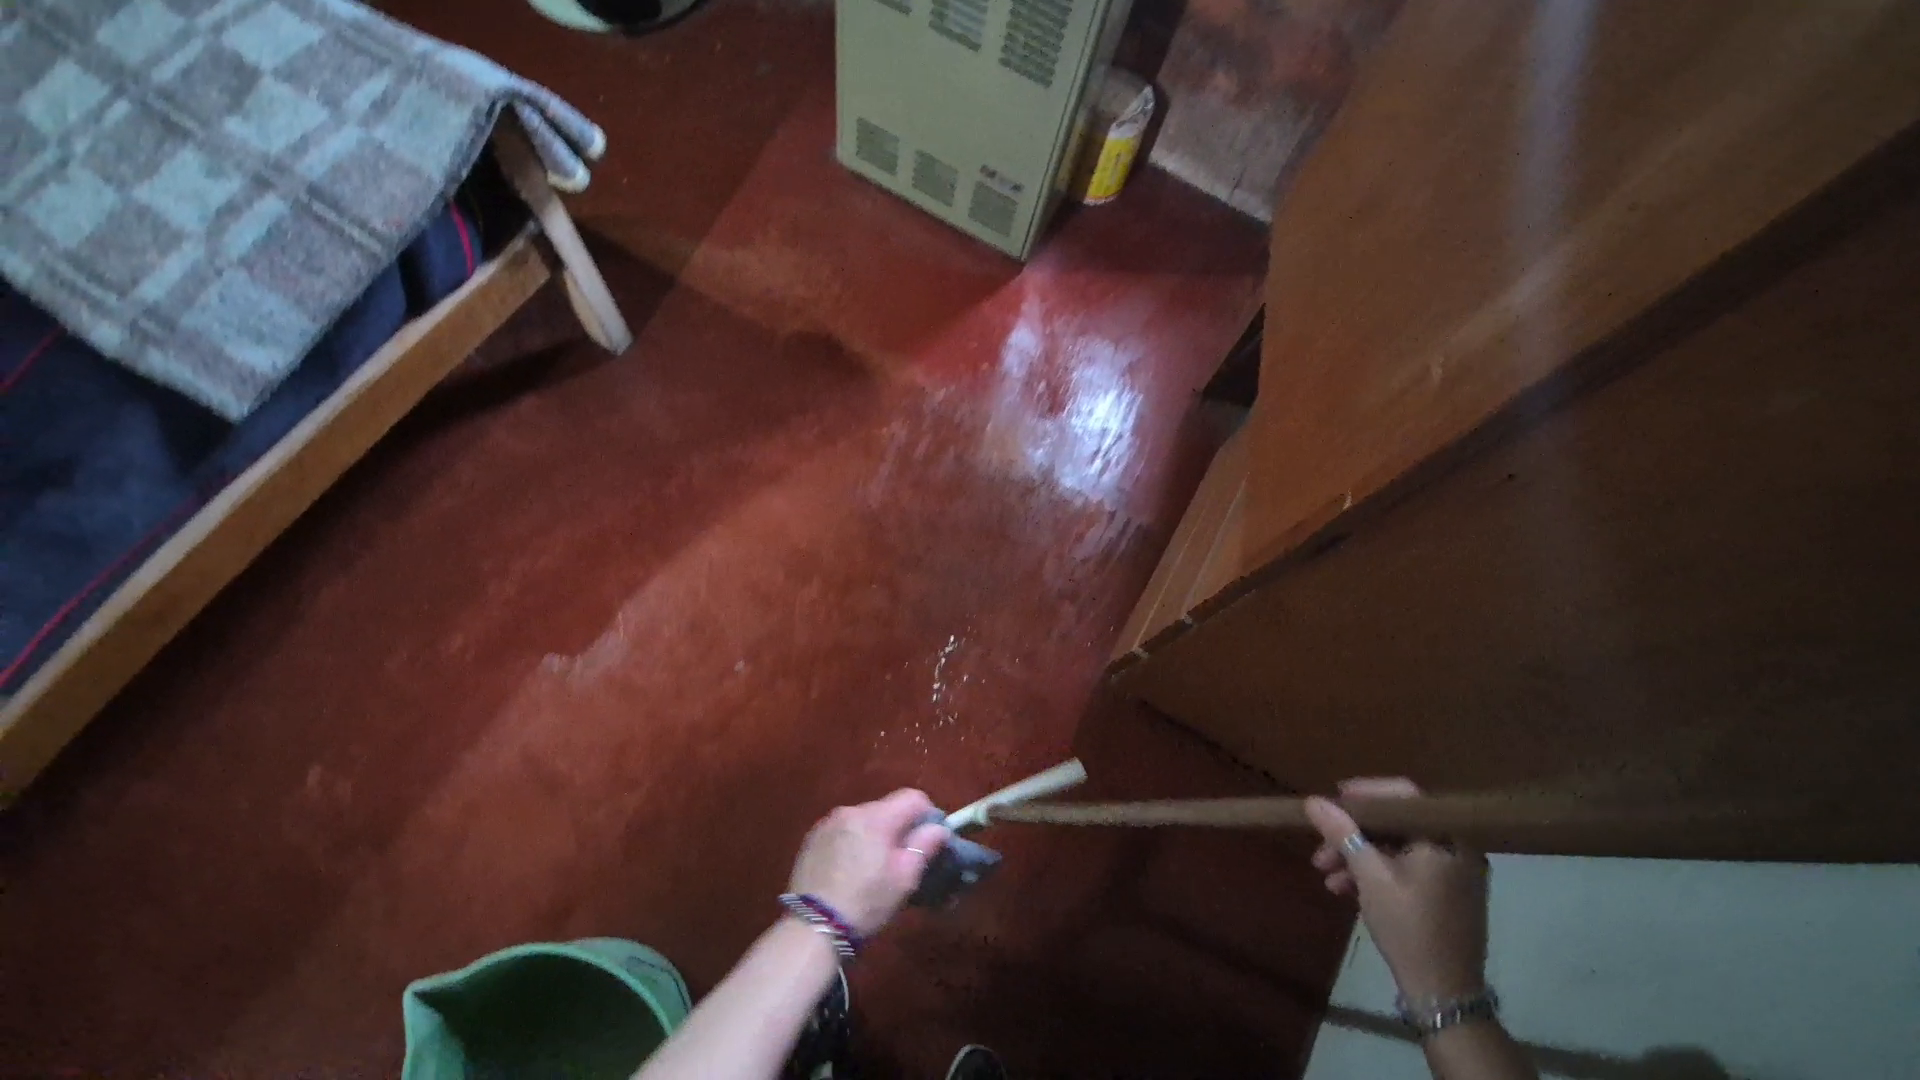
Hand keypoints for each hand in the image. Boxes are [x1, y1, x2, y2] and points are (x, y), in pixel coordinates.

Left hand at [789, 789, 949, 936]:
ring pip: (864, 819)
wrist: (813, 926)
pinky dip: (852, 841)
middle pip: (886, 808)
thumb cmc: (866, 902)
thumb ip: (924, 846)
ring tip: (872, 867)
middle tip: (901, 860)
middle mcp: (850, 811)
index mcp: (876, 817)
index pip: (912, 797)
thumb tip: (939, 827)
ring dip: (874, 834)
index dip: (927, 815)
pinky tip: (849, 869)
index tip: (927, 840)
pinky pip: (843, 830)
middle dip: (898, 828)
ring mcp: (827, 823)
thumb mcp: (904, 879)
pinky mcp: (812, 838)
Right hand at [1305, 778, 1489, 1000]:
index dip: (1365, 793)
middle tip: (1320, 849)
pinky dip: (1374, 873)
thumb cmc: (1409, 927)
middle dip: (1352, 835)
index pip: (1404, 796)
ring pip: (1395, 849)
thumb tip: (1313, 801)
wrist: (1444, 992)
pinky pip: (1405, 869)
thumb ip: (1343, 834)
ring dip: (1357, 857)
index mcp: (1446, 839)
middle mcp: (1455, 848)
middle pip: (1396, 825)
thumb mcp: (1370, 877)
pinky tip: (1345, 889)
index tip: (1333, 798)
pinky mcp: (1444, 894)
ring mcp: (1452, 873)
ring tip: (1325, 876)